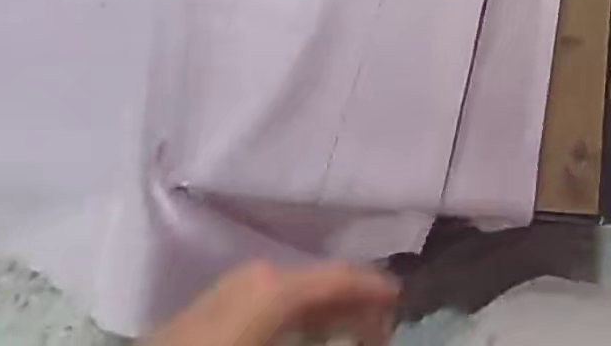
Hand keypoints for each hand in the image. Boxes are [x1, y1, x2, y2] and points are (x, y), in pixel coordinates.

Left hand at [141, 262, 399, 345]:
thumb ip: (327, 331)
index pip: (335, 277)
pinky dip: (295, 318)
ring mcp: (229, 289)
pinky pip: (268, 304)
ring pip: (292, 292)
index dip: (371, 286)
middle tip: (383, 327)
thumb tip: (366, 333)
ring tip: (352, 333)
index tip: (401, 297)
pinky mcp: (209, 311)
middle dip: (350, 303)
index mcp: (271, 284)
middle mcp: (254, 274)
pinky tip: (306, 336)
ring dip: (324, 313)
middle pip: (316, 281)